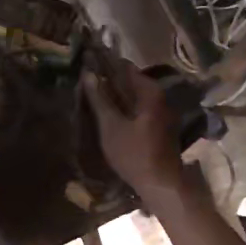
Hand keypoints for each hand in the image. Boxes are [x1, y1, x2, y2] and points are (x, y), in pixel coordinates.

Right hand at [83, 67, 185, 197]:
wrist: (161, 184)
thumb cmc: (134, 154)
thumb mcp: (111, 126)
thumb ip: (99, 99)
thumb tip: (87, 73)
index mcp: (150, 91)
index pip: (124, 66)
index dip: (104, 63)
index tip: (86, 60)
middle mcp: (159, 95)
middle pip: (129, 80)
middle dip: (108, 78)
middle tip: (84, 78)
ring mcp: (160, 110)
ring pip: (132, 94)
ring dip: (114, 93)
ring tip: (91, 92)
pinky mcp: (157, 123)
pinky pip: (137, 106)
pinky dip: (122, 105)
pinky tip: (107, 110)